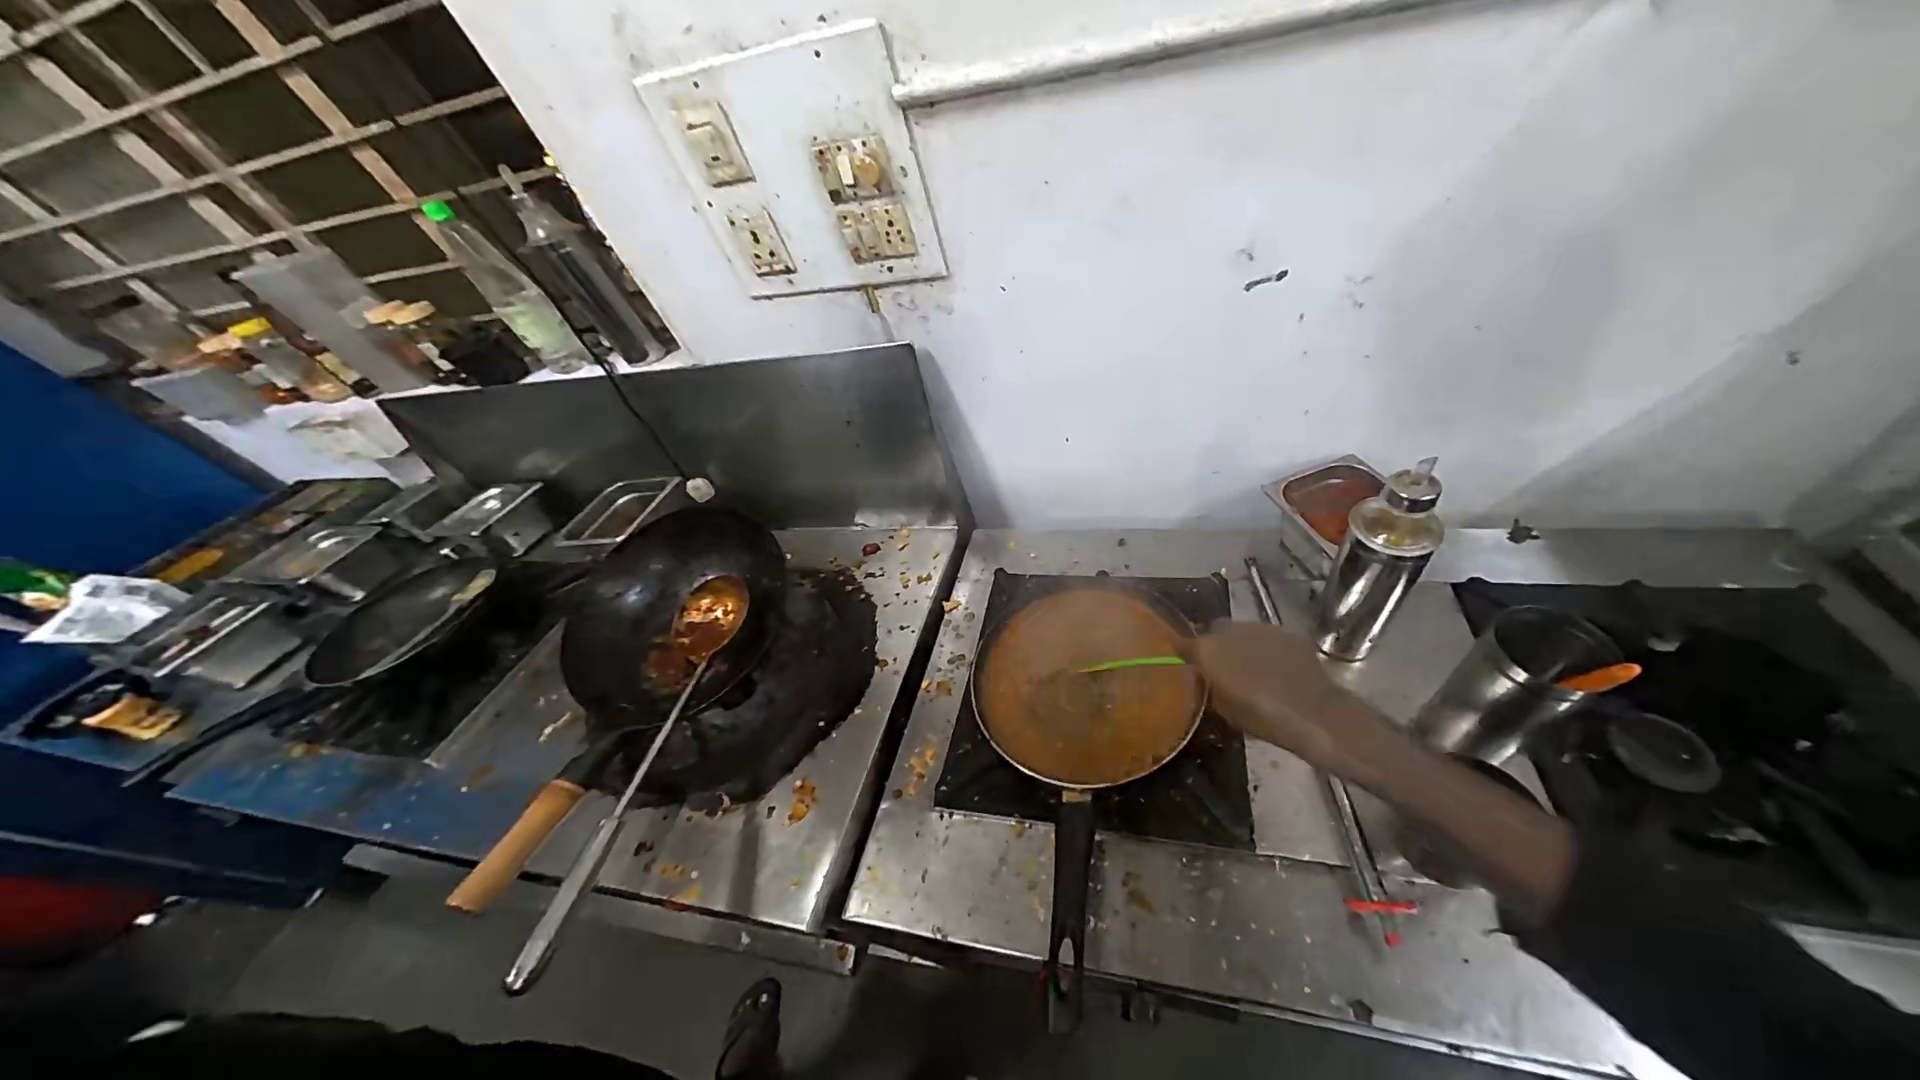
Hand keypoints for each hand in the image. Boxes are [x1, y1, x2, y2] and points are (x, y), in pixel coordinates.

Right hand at [1181, 623, 1388, 776]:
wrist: (1313, 713)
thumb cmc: (1262, 717)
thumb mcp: (1224, 708)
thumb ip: (1211, 685)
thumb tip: (1210, 677)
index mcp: (1208, 650)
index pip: (1184, 644)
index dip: (1185, 653)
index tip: (1187, 663)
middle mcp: (1230, 631)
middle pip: (1214, 630)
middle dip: (1215, 643)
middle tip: (1221, 665)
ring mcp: (1261, 628)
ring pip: (1242, 631)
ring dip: (1241, 644)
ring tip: (1251, 666)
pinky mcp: (1288, 632)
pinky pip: (1268, 637)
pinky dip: (1266, 648)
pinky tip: (1276, 667)